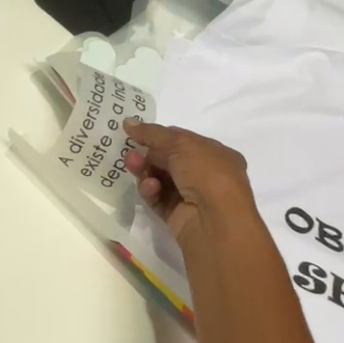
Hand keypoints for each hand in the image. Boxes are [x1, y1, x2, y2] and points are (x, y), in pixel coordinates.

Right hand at [124, 121, 261, 250]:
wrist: (215, 220)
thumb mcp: (181, 144)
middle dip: (148, 154)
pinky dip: (150, 190)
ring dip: (144, 170)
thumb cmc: (207, 173)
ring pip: (159, 177)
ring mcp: (191, 195)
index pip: (183, 140)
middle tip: (131, 153)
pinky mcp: (177, 214)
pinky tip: (150, 188)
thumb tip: (127, 122)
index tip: (136, 133)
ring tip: (134, 166)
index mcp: (216, 155)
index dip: (160, 135)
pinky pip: (157, 197)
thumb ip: (152, 132)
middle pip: (167, 159)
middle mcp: (205, 175)